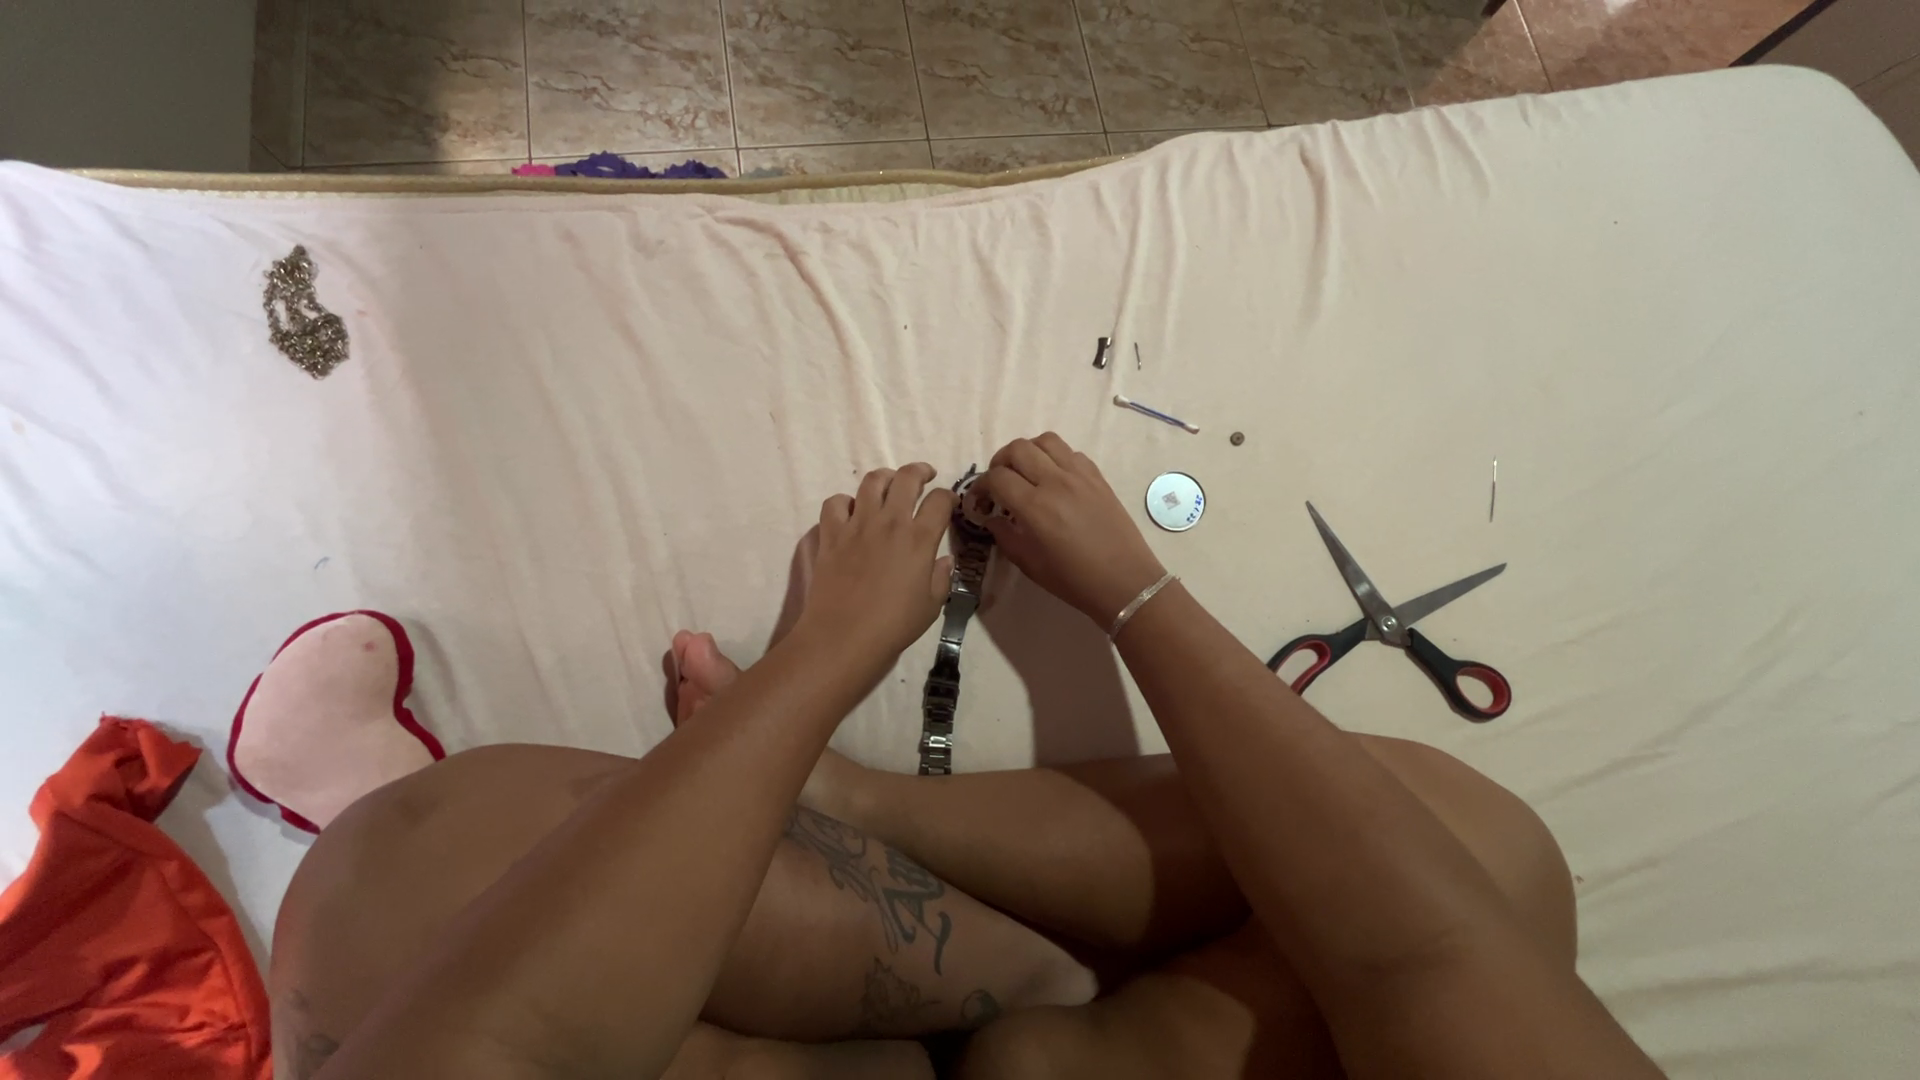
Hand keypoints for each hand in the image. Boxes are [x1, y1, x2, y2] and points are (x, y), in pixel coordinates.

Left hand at [795, 462, 957, 666]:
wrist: (844, 635)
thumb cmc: (894, 624)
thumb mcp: (932, 605)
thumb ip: (941, 577)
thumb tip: (945, 560)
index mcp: (920, 539)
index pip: (940, 501)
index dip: (949, 496)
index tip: (949, 503)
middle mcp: (890, 522)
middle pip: (907, 478)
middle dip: (920, 471)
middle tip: (924, 476)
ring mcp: (857, 525)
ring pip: (872, 482)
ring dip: (885, 477)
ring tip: (889, 484)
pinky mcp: (831, 534)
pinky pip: (835, 502)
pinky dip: (844, 501)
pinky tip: (851, 512)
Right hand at [980, 434, 1166, 625]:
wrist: (1124, 581)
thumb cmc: (1073, 580)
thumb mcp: (1030, 564)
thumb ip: (1005, 536)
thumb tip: (991, 518)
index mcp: (1034, 507)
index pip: (997, 477)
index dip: (981, 485)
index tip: (980, 499)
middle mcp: (1055, 482)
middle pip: (1017, 448)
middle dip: (1000, 461)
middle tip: (999, 481)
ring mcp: (1079, 475)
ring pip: (1045, 440)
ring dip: (1028, 451)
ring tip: (1026, 472)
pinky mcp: (1097, 476)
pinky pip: (1070, 452)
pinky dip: (1055, 458)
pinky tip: (1054, 478)